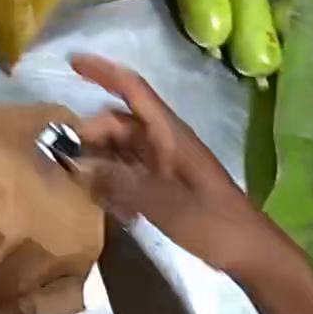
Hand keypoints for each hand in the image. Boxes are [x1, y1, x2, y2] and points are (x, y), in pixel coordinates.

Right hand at [69, 54, 292, 277]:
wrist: (249, 251)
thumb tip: (78, 166)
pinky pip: (126, 169)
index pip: (133, 90)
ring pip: (118, 146)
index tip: (72, 61)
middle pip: (117, 123)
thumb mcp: (164, 203)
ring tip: (73, 177)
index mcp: (168, 133)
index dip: (103, 72)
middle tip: (63, 157)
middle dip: (89, 133)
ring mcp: (161, 162)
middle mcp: (162, 140)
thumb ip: (119, 182)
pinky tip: (97, 198)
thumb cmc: (213, 221)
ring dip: (96, 157)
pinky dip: (108, 176)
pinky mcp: (161, 182)